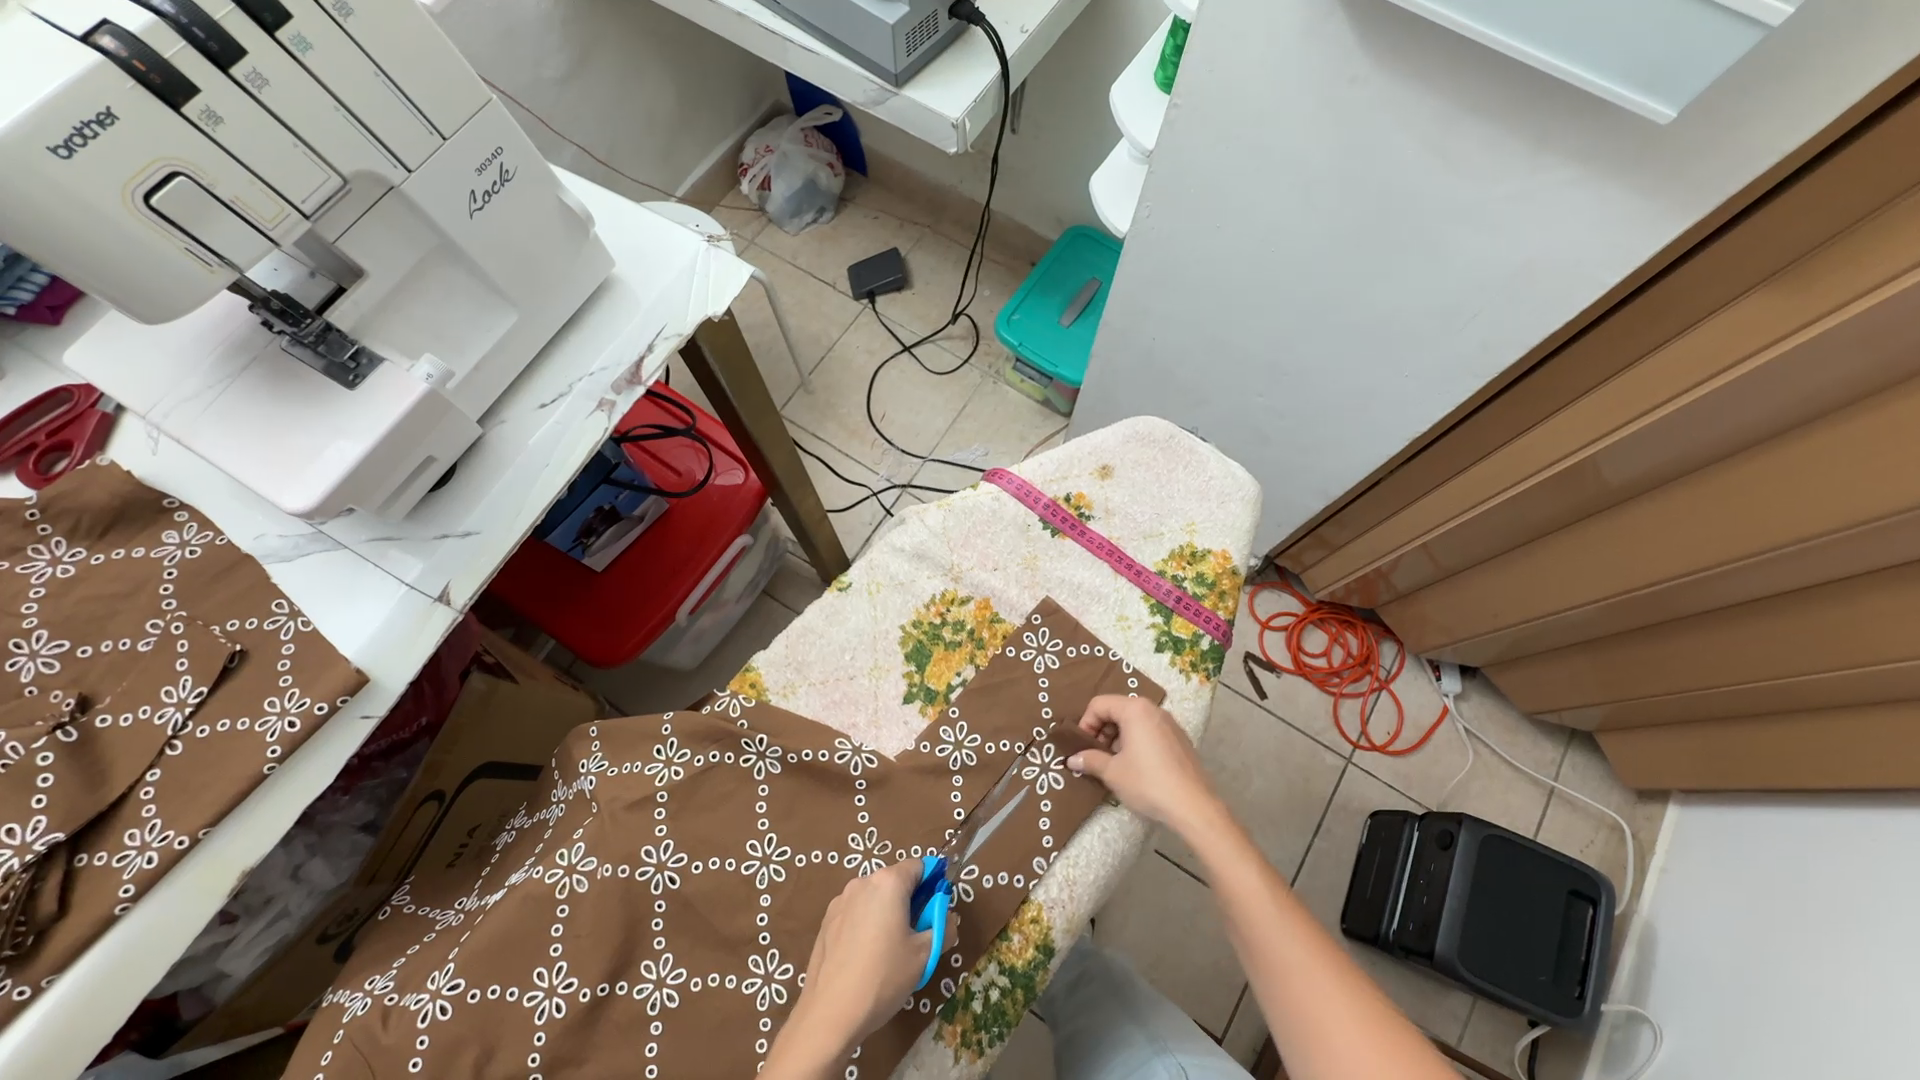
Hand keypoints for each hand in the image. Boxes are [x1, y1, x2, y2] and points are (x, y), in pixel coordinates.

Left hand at [765, 859, 940, 1077]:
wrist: (830, 1013)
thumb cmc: (884, 977)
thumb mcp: (925, 954)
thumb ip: (944, 927)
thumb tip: (947, 918)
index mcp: (888, 883)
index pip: (919, 866)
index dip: (932, 885)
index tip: (936, 912)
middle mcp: (861, 883)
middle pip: (895, 881)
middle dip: (910, 901)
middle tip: (916, 936)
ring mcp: (839, 901)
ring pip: (874, 898)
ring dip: (887, 913)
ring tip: (890, 951)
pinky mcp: (826, 921)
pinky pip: (856, 913)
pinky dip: (866, 924)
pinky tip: (865, 957)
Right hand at [1068, 694, 1224, 835]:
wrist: (1193, 806)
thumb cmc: (1147, 783)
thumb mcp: (1112, 772)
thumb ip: (1089, 760)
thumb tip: (1072, 759)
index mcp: (1135, 709)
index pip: (1099, 704)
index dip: (1085, 724)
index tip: (1082, 747)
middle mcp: (1154, 710)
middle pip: (1117, 710)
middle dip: (1102, 731)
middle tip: (1096, 756)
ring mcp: (1170, 724)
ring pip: (1134, 722)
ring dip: (1118, 738)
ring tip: (1114, 764)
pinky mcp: (1180, 739)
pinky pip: (1150, 732)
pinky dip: (1136, 742)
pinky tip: (1136, 768)